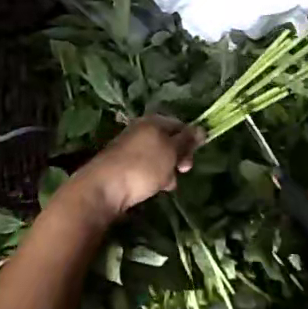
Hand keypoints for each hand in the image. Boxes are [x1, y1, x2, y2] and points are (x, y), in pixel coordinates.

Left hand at [60, 115, 201, 223]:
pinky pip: (148, 167)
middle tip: (182, 170)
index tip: (194, 156)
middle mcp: (141, 130)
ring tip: (166, 182)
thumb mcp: (170, 151)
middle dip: (179, 157)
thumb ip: (186, 140)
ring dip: (168, 170)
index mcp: (152, 121)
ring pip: (161, 157)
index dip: (190, 139)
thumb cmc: (143, 165)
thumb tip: (201, 128)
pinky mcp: (126, 163)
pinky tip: (155, 187)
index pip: (179, 125)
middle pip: (170, 141)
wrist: (107, 185)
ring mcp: (132, 146)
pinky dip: (155, 177)